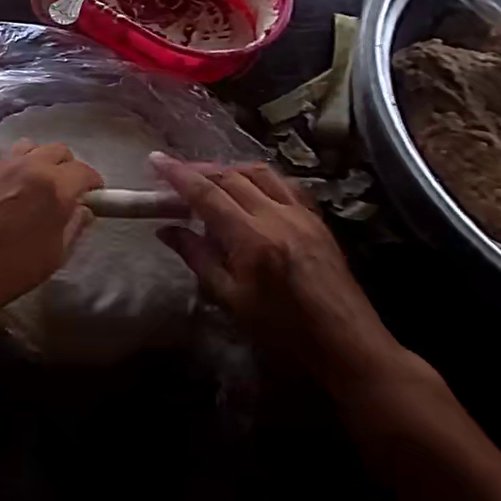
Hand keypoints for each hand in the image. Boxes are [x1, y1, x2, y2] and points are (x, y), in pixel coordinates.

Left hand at [0, 140, 102, 324]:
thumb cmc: (13, 269)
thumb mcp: (56, 253)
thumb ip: (75, 225)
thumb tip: (84, 209)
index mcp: (54, 186)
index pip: (84, 171)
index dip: (94, 183)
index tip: (95, 195)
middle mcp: (30, 167)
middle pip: (60, 151)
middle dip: (70, 167)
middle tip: (70, 190)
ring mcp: (4, 165)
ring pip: (33, 147)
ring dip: (43, 160)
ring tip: (41, 183)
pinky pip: (10, 157)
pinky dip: (21, 165)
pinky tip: (16, 188)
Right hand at [149, 152, 406, 378]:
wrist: (345, 341)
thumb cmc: (283, 329)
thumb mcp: (231, 299)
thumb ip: (197, 257)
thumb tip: (166, 229)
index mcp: (252, 237)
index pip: (206, 193)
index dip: (177, 173)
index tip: (155, 159)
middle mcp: (276, 214)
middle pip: (230, 176)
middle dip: (199, 170)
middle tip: (175, 174)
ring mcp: (300, 213)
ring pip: (259, 172)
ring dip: (229, 169)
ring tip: (209, 177)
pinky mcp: (316, 218)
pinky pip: (284, 183)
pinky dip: (259, 177)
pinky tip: (250, 186)